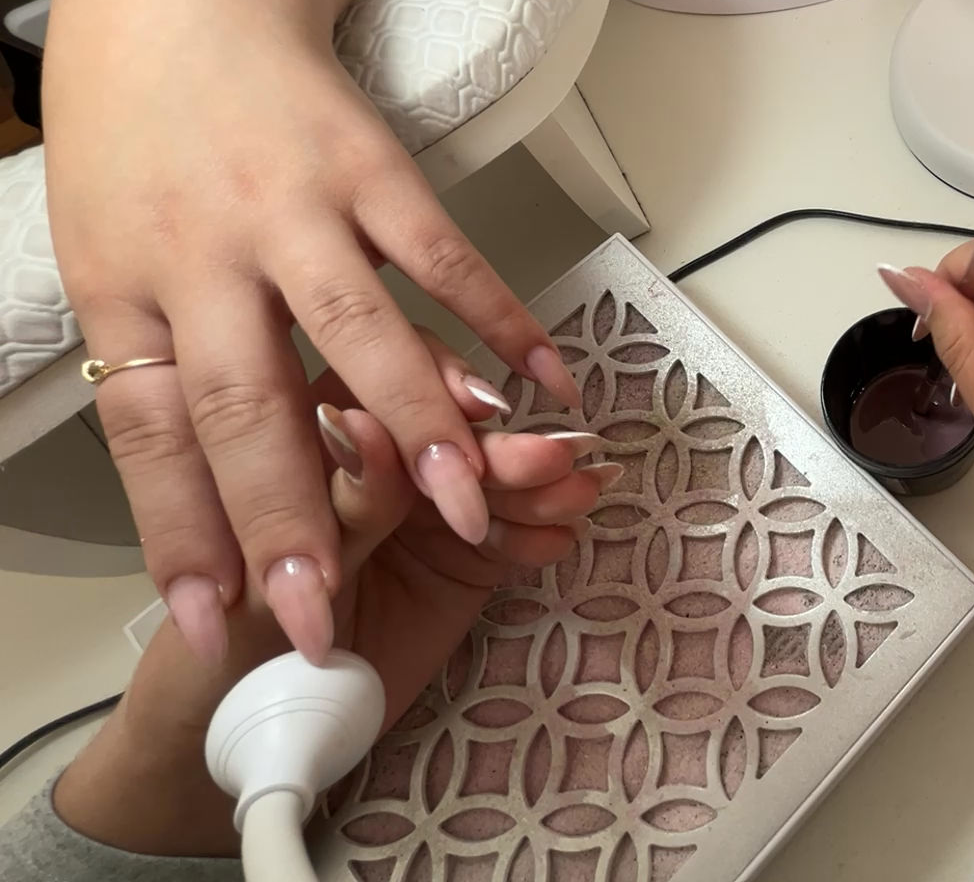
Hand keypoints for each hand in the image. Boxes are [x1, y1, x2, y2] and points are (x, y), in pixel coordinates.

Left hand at [44, 0, 580, 668]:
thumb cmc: (154, 132)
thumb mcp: (128, 248)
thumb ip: (205, 349)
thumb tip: (302, 451)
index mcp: (128, 291)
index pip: (157, 439)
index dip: (188, 535)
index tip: (223, 622)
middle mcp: (205, 261)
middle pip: (252, 408)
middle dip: (295, 519)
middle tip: (330, 608)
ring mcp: (297, 213)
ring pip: (361, 338)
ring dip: (421, 428)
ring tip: (466, 504)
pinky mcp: (376, 172)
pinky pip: (448, 261)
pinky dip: (502, 321)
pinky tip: (544, 376)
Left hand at [51, 339, 614, 857]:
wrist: (254, 744)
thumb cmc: (225, 654)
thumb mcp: (268, 579)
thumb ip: (329, 507)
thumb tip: (356, 420)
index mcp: (316, 453)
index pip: (383, 398)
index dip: (440, 397)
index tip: (483, 412)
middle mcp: (388, 472)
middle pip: (462, 440)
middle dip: (510, 451)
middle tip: (554, 461)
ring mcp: (438, 514)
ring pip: (502, 485)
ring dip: (544, 488)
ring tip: (578, 497)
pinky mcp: (474, 559)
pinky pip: (520, 537)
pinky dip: (545, 534)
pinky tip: (561, 537)